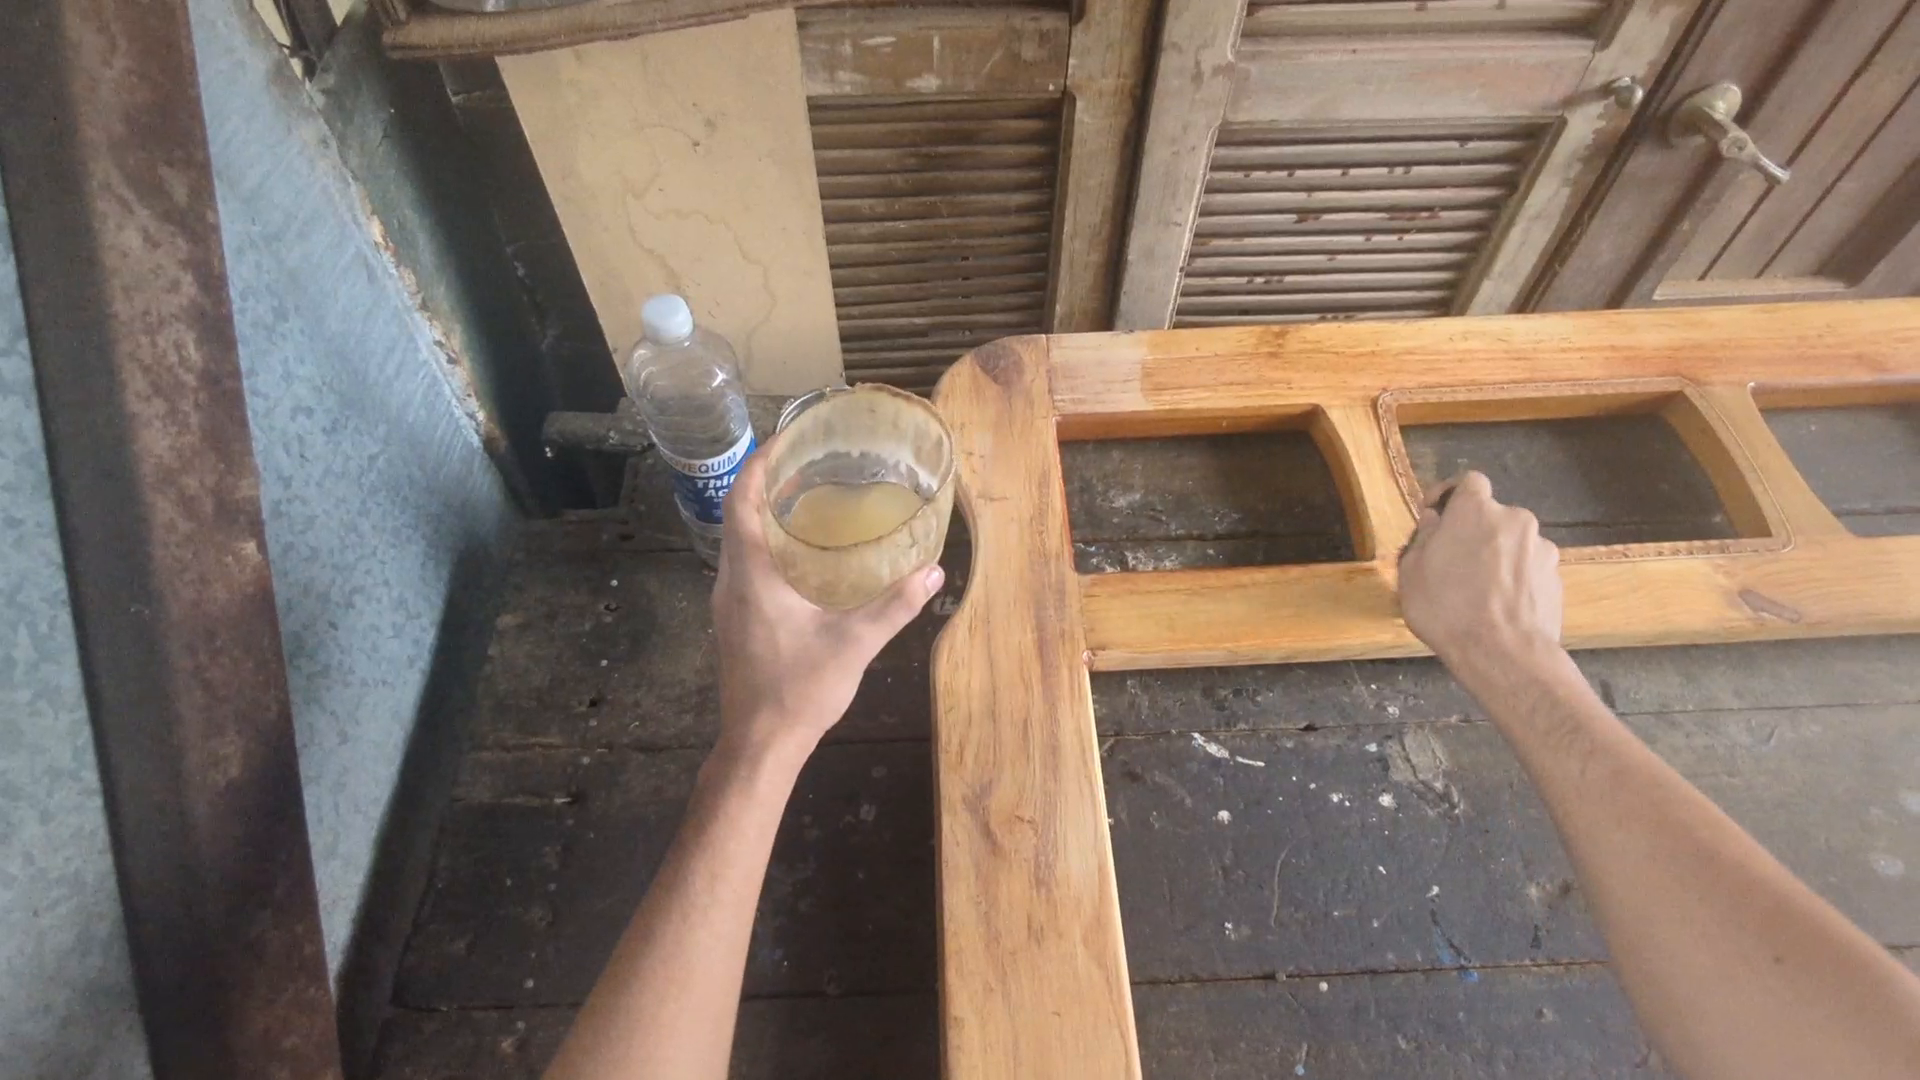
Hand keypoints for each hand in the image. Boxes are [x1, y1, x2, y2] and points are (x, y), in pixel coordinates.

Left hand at [710, 452, 943, 765]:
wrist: (760, 744)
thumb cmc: (799, 690)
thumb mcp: (854, 645)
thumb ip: (894, 606)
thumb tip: (933, 572)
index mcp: (752, 576)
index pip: (742, 503)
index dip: (758, 467)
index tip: (783, 441)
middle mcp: (731, 582)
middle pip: (737, 517)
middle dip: (766, 484)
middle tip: (808, 465)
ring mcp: (728, 604)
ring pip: (738, 543)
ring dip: (764, 515)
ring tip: (808, 500)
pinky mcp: (734, 621)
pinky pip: (744, 566)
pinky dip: (766, 544)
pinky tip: (801, 554)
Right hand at [1398, 471, 1562, 667]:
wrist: (1503, 652)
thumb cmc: (1445, 607)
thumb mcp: (1412, 572)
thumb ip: (1424, 538)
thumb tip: (1435, 521)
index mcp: (1475, 511)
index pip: (1470, 481)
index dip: (1451, 493)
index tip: (1436, 515)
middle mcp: (1515, 519)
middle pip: (1492, 515)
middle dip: (1473, 531)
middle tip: (1452, 562)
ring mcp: (1542, 548)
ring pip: (1511, 542)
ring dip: (1495, 555)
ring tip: (1478, 589)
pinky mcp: (1557, 576)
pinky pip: (1528, 567)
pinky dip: (1514, 576)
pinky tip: (1499, 603)